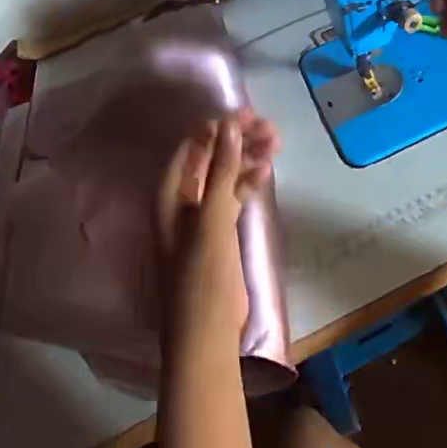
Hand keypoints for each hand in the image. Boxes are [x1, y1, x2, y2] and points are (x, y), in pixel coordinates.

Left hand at [156, 110, 277, 338]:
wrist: (205, 334)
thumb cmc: (200, 277)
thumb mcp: (211, 220)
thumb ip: (221, 172)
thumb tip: (227, 125)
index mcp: (169, 195)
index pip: (191, 147)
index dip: (217, 126)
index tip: (248, 113)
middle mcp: (183, 200)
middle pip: (211, 157)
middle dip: (238, 139)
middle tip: (269, 126)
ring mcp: (203, 216)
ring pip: (227, 174)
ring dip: (249, 156)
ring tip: (277, 141)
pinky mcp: (221, 231)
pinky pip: (235, 194)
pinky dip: (250, 180)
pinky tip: (268, 169)